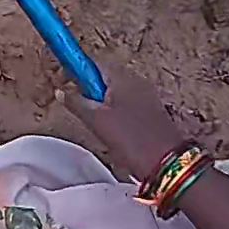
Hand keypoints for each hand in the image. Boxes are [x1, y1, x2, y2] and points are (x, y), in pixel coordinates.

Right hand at [62, 73, 186, 182]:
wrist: (168, 165)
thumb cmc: (130, 139)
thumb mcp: (96, 120)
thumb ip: (76, 102)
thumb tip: (60, 91)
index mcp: (123, 78)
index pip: (93, 63)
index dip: (76, 70)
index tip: (65, 83)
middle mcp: (137, 82)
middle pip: (104, 78)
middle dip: (89, 91)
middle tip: (81, 109)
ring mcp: (147, 97)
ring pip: (114, 93)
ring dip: (102, 104)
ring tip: (98, 124)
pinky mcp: (152, 112)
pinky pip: (126, 105)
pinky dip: (115, 113)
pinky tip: (114, 131)